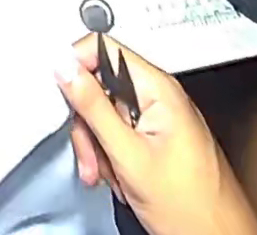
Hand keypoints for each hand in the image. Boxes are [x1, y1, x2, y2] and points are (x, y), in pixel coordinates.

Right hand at [54, 35, 256, 234]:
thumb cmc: (194, 209)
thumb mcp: (129, 156)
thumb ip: (93, 107)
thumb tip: (66, 67)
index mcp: (156, 86)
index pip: (103, 48)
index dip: (76, 64)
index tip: (62, 91)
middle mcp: (157, 94)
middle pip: (100, 83)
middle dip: (88, 122)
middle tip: (91, 153)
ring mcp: (156, 115)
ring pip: (105, 111)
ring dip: (97, 144)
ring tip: (108, 174)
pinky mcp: (154, 136)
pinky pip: (117, 130)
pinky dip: (110, 154)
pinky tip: (118, 177)